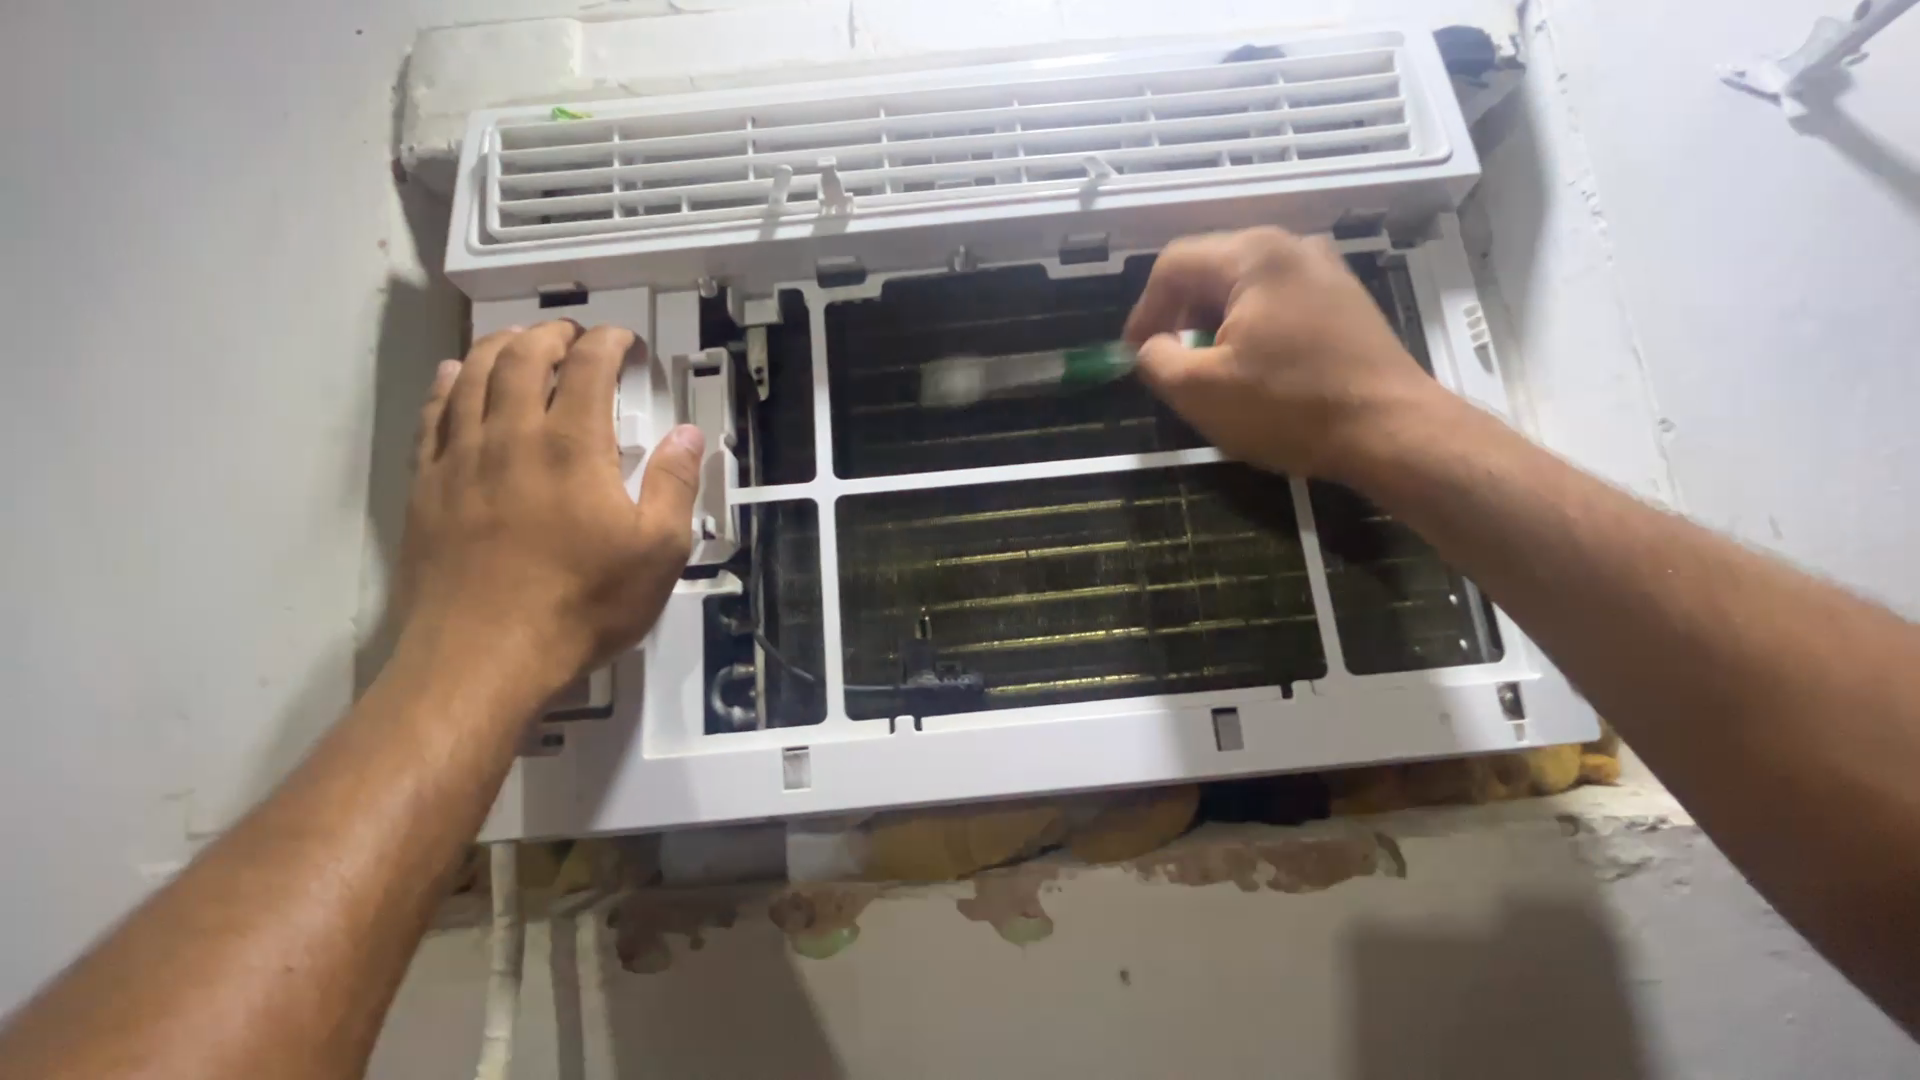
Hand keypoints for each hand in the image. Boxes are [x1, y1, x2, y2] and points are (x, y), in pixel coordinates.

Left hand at [398, 321, 702, 688]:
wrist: (485, 656)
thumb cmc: (583, 604)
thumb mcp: (659, 551)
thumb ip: (675, 485)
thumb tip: (688, 434)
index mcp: (572, 446)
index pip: (589, 367)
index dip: (609, 342)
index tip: (626, 340)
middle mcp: (511, 436)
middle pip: (522, 357)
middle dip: (552, 334)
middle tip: (574, 334)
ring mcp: (460, 459)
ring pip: (471, 376)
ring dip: (499, 346)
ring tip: (519, 341)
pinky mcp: (427, 487)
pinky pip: (432, 416)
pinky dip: (449, 384)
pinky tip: (456, 377)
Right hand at [1124, 227, 1446, 479]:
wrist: (1390, 430)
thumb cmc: (1289, 407)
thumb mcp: (1199, 391)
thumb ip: (1155, 360)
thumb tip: (1151, 347)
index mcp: (1253, 255)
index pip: (1173, 264)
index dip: (1143, 310)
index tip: (1134, 355)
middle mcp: (1291, 246)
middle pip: (1210, 269)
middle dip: (1180, 317)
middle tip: (1170, 363)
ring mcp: (1325, 269)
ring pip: (1244, 287)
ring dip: (1214, 325)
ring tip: (1210, 371)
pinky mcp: (1345, 299)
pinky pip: (1278, 300)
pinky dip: (1251, 328)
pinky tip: (1255, 369)